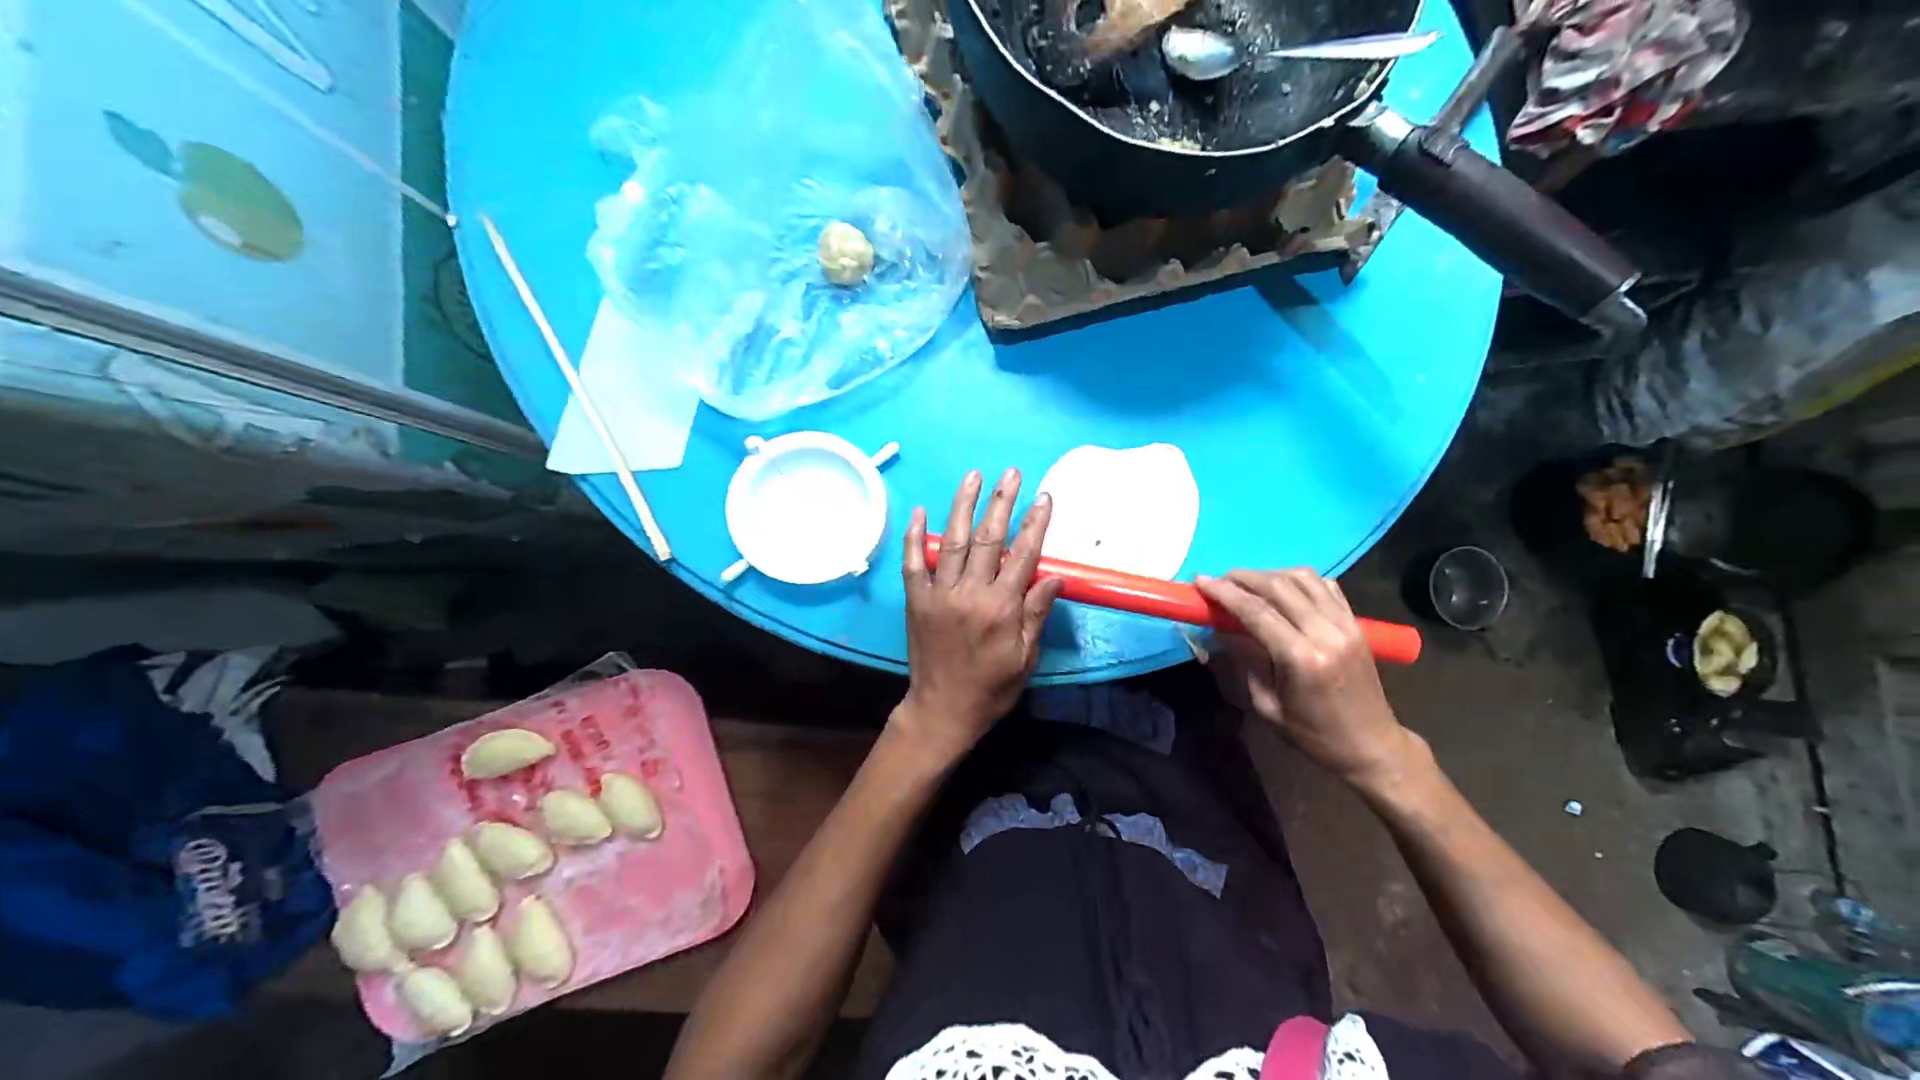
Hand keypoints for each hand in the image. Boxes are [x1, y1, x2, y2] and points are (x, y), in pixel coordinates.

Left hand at [892, 468, 1062, 769]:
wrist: (942, 711)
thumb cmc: (992, 688)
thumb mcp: (1025, 658)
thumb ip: (1036, 614)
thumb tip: (1054, 576)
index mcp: (1002, 608)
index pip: (1023, 555)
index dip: (1035, 524)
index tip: (1043, 497)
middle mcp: (971, 593)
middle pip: (988, 538)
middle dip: (1002, 502)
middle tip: (1011, 473)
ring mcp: (939, 594)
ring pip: (953, 541)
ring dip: (963, 506)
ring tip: (973, 476)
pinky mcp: (916, 600)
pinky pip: (914, 563)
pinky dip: (915, 536)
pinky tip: (921, 511)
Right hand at [1197, 569, 1418, 789]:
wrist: (1370, 745)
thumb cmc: (1312, 733)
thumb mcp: (1266, 704)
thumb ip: (1246, 660)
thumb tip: (1224, 627)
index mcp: (1302, 659)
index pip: (1256, 611)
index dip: (1224, 592)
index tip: (1200, 581)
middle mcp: (1326, 633)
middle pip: (1278, 586)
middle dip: (1243, 577)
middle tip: (1219, 580)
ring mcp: (1346, 624)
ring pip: (1303, 578)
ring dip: (1270, 574)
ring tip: (1248, 583)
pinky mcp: (1356, 623)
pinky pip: (1325, 586)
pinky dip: (1299, 580)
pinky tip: (1282, 589)